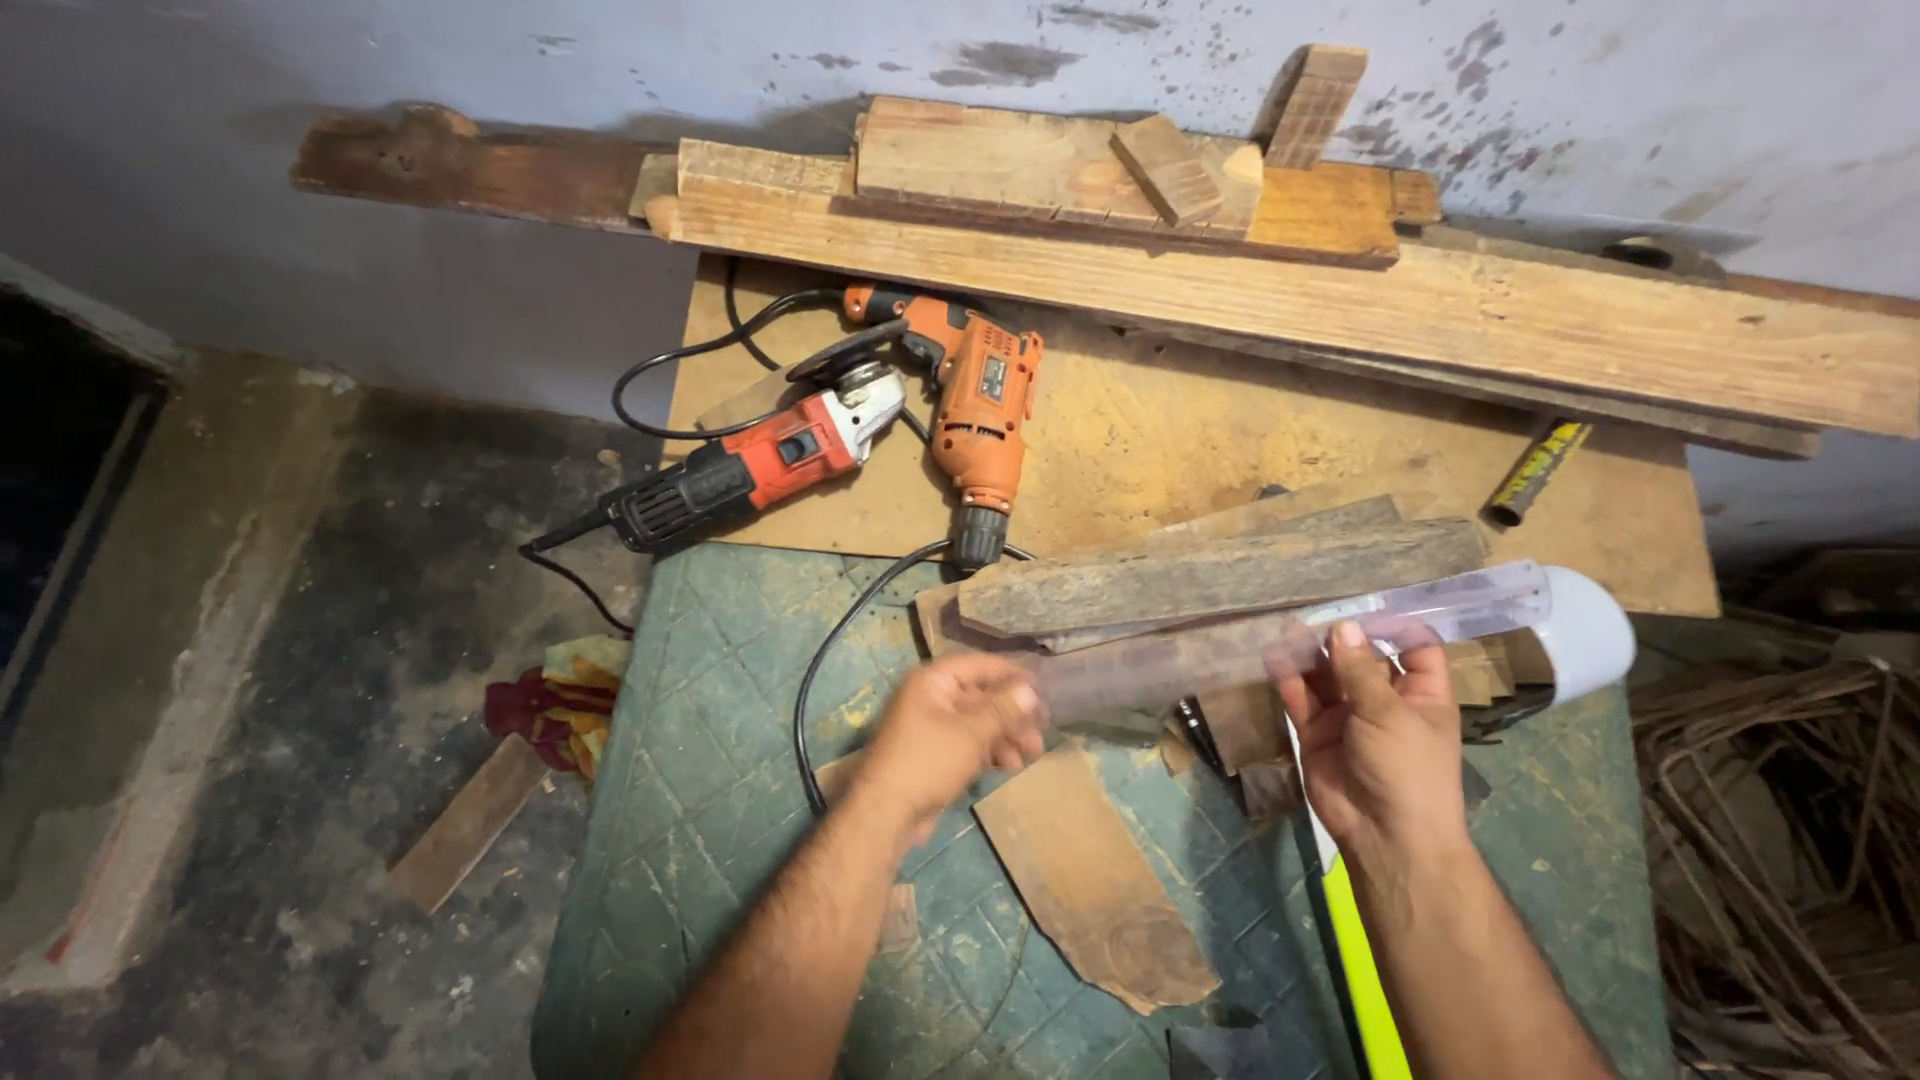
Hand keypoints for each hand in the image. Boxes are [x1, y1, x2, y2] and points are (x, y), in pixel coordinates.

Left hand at [845, 653, 1047, 850]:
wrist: (886, 813)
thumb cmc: (928, 762)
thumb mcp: (970, 733)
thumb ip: (1002, 709)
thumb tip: (1029, 690)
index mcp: (931, 682)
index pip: (977, 665)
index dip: (1009, 673)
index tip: (1040, 686)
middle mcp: (929, 698)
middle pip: (979, 696)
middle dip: (1011, 713)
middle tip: (1041, 728)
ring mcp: (930, 727)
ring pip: (976, 722)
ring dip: (1005, 735)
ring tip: (1032, 752)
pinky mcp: (933, 754)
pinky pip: (967, 743)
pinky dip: (988, 750)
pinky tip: (1010, 765)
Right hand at [1271, 621, 1467, 867]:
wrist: (1385, 834)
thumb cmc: (1407, 769)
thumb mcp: (1389, 713)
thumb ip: (1359, 670)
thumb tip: (1341, 627)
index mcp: (1421, 695)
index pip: (1414, 648)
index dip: (1393, 627)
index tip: (1363, 606)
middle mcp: (1385, 701)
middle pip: (1361, 658)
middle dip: (1340, 638)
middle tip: (1312, 613)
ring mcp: (1348, 717)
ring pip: (1326, 676)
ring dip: (1309, 655)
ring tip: (1287, 630)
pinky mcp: (1317, 733)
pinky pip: (1301, 700)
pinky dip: (1288, 680)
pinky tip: (1273, 657)